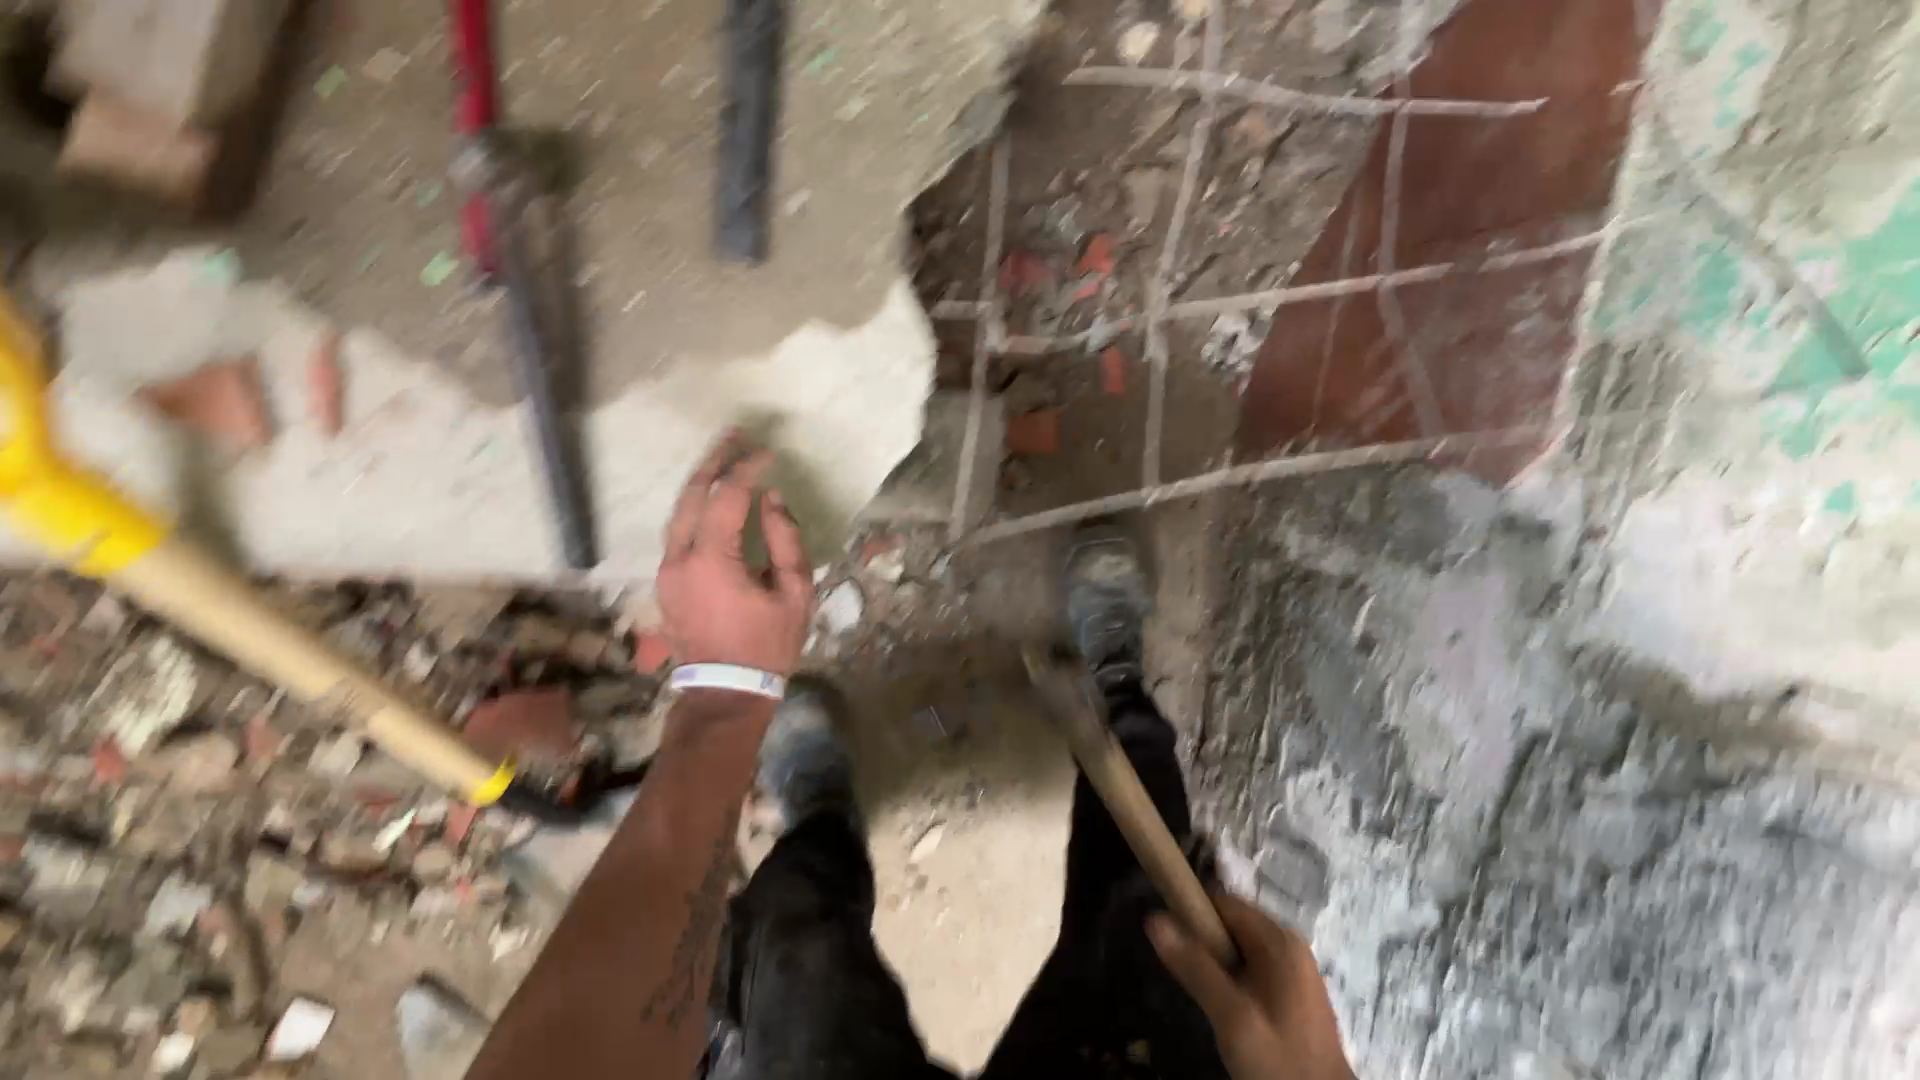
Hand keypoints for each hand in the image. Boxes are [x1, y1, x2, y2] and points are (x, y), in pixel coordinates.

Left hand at [657, 432, 813, 676]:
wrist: (725, 693)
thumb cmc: (767, 647)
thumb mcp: (793, 596)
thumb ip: (785, 542)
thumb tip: (772, 501)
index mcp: (711, 561)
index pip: (727, 498)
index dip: (748, 470)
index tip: (769, 454)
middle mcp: (679, 559)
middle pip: (691, 494)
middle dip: (715, 461)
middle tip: (735, 435)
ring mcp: (667, 571)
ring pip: (678, 512)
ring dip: (701, 482)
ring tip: (722, 458)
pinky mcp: (667, 583)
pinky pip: (678, 533)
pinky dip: (695, 509)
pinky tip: (712, 500)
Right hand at [1148, 895, 1355, 1079]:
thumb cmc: (1280, 1064)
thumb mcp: (1231, 1017)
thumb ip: (1195, 967)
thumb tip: (1154, 919)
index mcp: (1279, 941)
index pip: (1223, 903)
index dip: (1191, 915)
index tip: (1168, 942)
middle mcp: (1289, 945)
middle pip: (1231, 924)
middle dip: (1204, 945)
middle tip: (1189, 981)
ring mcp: (1294, 969)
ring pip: (1239, 948)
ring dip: (1217, 965)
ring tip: (1208, 1000)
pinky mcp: (1293, 991)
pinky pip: (1252, 968)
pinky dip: (1233, 980)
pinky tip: (1228, 1011)